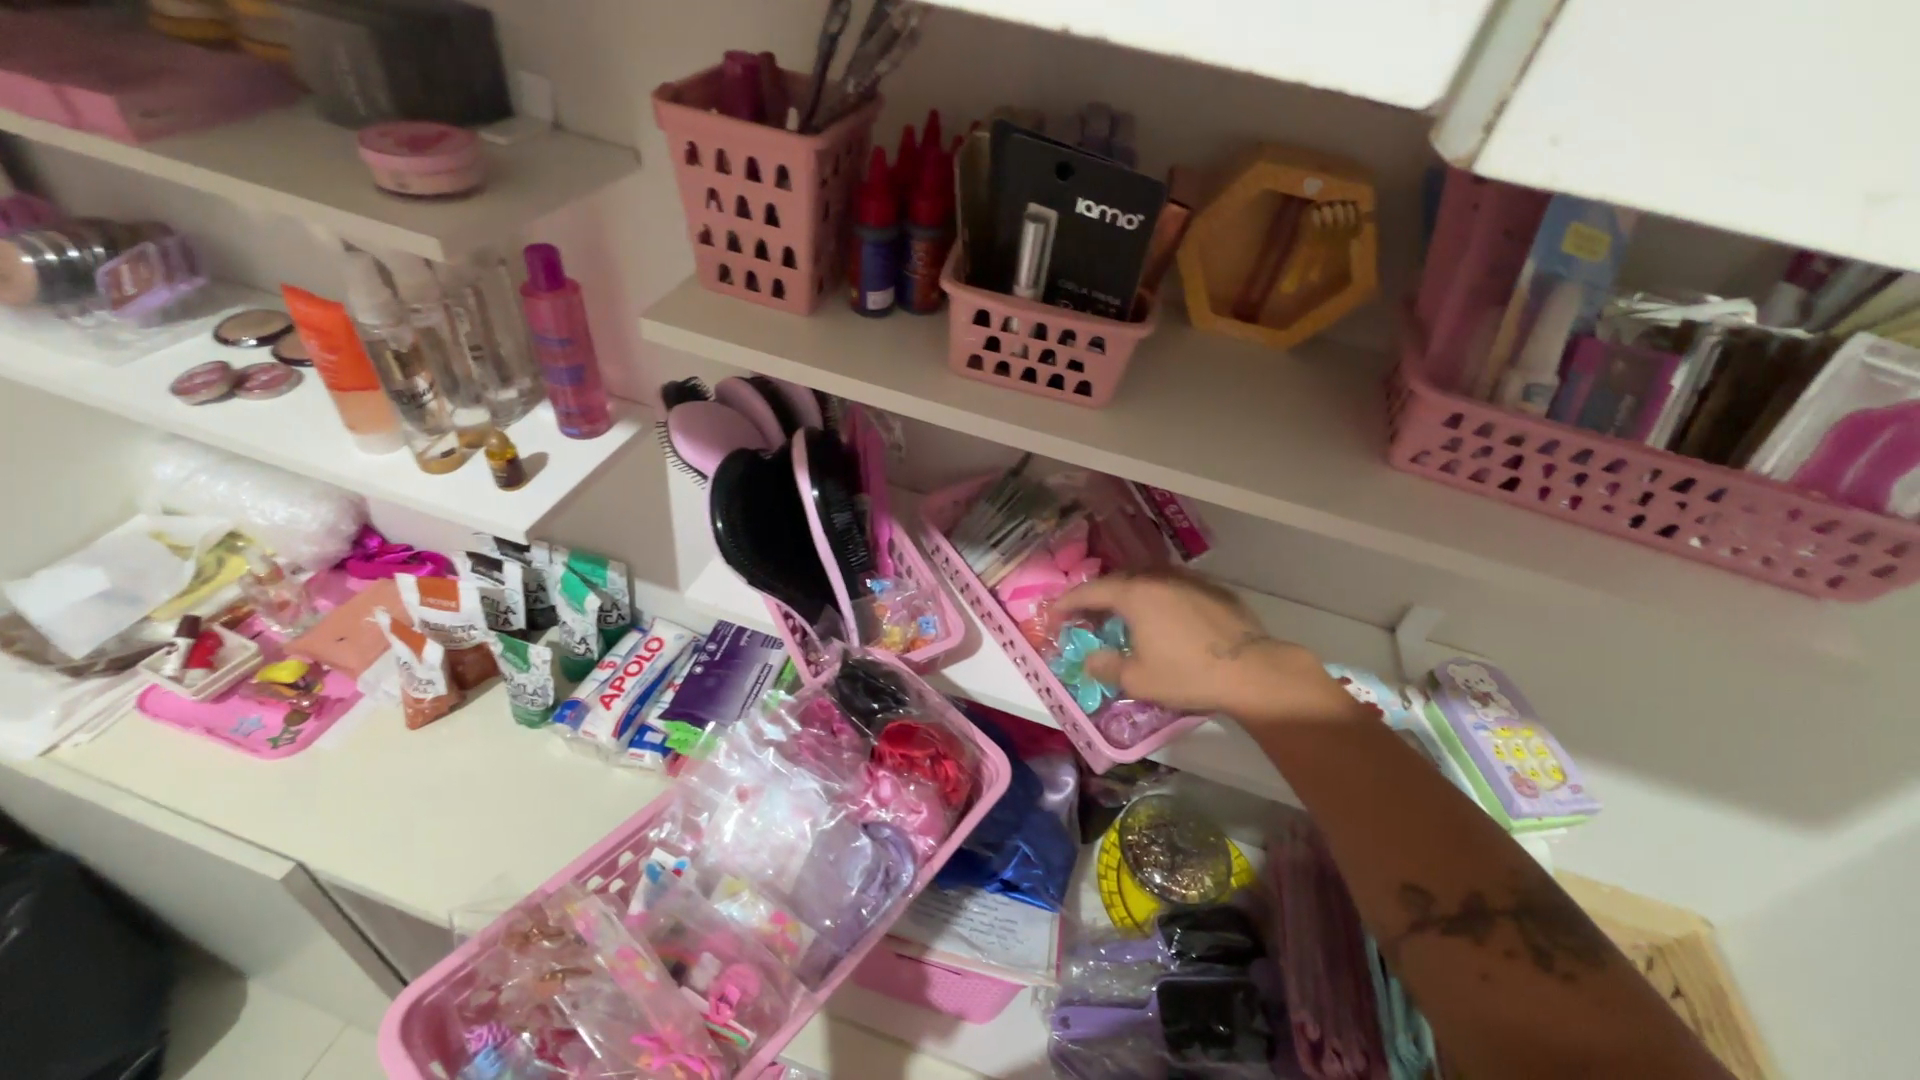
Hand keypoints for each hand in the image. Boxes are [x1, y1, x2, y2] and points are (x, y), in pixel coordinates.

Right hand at [1054, 570, 1360, 727]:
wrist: (1252, 671)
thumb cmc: (1188, 675)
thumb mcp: (1138, 679)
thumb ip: (1107, 666)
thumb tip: (1092, 659)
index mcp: (1135, 594)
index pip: (1090, 592)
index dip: (1067, 603)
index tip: (1053, 614)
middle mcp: (1159, 578)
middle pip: (1119, 581)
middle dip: (1098, 597)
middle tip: (1086, 617)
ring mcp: (1190, 580)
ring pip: (1149, 581)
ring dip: (1129, 596)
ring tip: (1123, 616)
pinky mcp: (1215, 590)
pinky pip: (1174, 588)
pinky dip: (1158, 599)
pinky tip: (1162, 620)